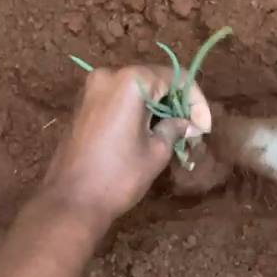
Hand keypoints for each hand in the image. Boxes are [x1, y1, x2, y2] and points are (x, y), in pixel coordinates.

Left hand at [37, 65, 210, 225]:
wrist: (72, 200)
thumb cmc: (118, 176)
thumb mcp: (156, 152)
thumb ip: (174, 129)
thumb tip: (188, 124)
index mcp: (130, 81)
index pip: (174, 78)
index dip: (196, 101)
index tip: (204, 129)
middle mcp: (108, 76)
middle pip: (154, 81)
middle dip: (177, 104)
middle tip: (192, 132)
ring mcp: (91, 90)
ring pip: (136, 92)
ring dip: (157, 110)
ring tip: (174, 136)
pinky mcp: (83, 107)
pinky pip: (118, 101)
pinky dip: (137, 113)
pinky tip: (149, 134)